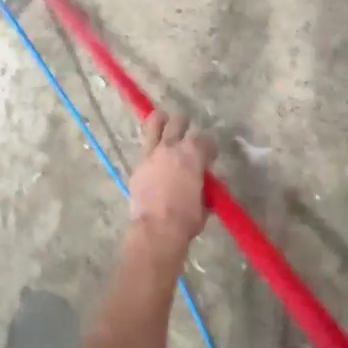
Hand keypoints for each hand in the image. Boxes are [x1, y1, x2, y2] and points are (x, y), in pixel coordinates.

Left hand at [126, 112, 213, 256]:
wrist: (156, 228)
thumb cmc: (187, 218)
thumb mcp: (206, 202)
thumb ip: (206, 186)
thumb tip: (206, 183)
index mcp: (193, 154)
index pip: (205, 140)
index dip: (209, 147)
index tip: (210, 154)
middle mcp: (171, 147)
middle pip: (178, 123)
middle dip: (183, 123)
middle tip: (185, 126)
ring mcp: (152, 154)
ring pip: (154, 125)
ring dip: (160, 121)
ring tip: (162, 118)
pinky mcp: (138, 165)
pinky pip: (144, 148)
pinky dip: (150, 147)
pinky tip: (152, 151)